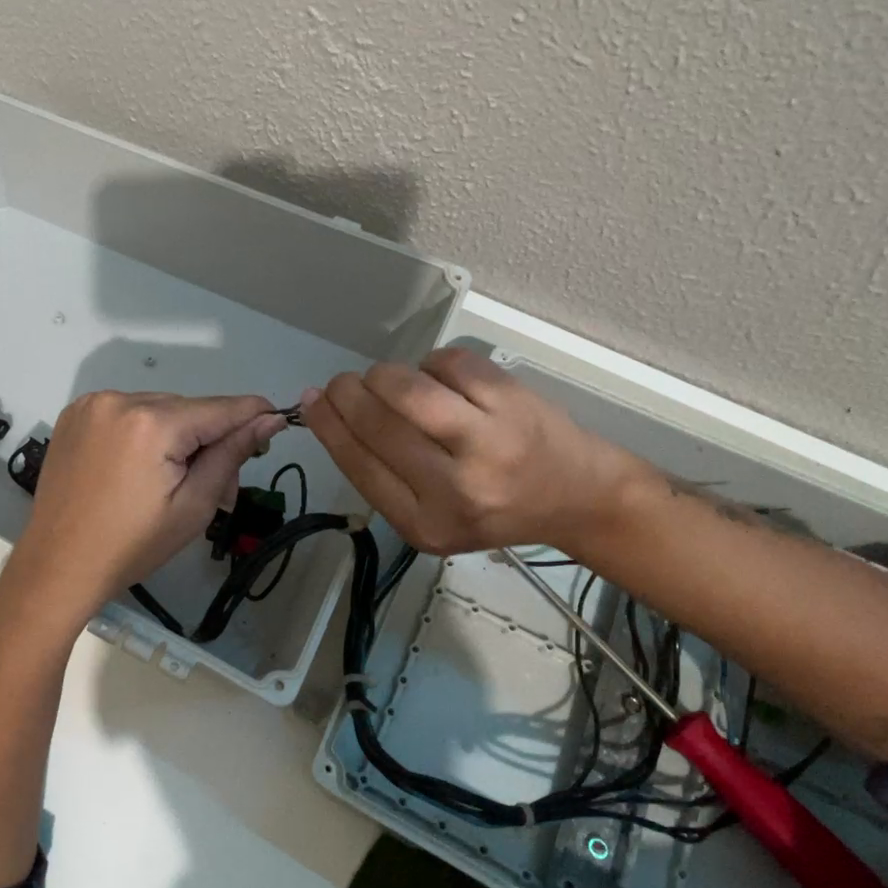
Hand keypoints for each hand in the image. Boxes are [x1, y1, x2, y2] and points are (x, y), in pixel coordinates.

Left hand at [7, 392, 286, 621]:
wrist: (59, 565)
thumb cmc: (131, 546)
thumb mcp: (193, 506)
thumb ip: (230, 455)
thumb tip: (267, 419)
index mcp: (151, 424)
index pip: (218, 409)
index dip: (251, 414)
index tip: (278, 419)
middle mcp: (119, 400)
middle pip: (187, 410)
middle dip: (208, 440)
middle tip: (219, 489)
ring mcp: (92, 405)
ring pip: (157, 409)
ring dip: (175, 436)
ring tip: (174, 482)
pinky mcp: (74, 416)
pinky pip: (126, 413)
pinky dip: (142, 432)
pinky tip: (139, 469)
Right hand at [301, 348, 655, 555]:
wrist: (575, 496)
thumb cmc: (492, 508)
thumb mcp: (429, 518)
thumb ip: (381, 474)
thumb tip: (327, 411)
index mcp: (427, 524)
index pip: (360, 464)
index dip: (328, 425)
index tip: (312, 401)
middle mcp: (458, 489)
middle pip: (378, 424)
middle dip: (348, 394)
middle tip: (343, 384)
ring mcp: (490, 443)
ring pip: (409, 389)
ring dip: (383, 376)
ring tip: (386, 380)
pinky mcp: (514, 403)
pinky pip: (448, 363)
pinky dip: (430, 363)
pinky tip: (436, 378)